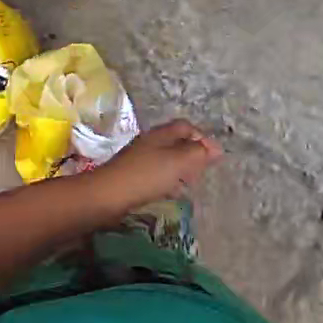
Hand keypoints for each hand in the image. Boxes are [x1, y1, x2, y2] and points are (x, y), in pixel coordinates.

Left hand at [94, 119, 221, 208]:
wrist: (107, 195)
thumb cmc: (145, 176)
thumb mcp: (178, 162)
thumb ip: (197, 153)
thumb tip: (214, 147)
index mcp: (160, 134)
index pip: (185, 126)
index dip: (201, 137)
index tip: (212, 157)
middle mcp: (148, 142)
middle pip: (175, 142)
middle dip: (192, 155)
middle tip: (201, 171)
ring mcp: (138, 159)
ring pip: (166, 159)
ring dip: (180, 169)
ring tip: (189, 184)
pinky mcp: (132, 176)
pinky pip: (155, 174)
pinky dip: (167, 180)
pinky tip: (170, 193)